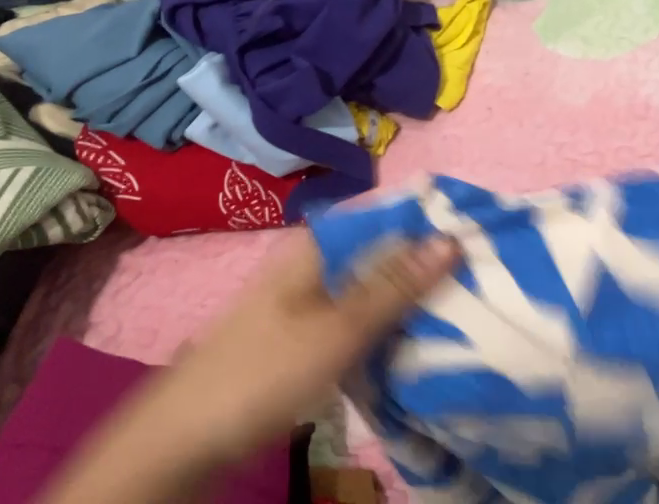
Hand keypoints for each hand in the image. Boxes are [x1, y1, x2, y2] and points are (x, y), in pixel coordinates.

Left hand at [41, 233, 458, 503]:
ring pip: (374, 289)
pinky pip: (357, 319)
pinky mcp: (302, 335)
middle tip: (481, 282)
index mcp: (319, 246)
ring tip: (460, 311)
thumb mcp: (339, 330)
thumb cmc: (261, 373)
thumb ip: (396, 285)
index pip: (391, 215)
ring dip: (410, 300)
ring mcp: (306, 300)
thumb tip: (452, 237)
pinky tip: (413, 342)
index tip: (481, 239)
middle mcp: (314, 263)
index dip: (435, 223)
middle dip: (428, 266)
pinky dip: (385, 327)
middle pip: (385, 253)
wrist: (177, 443)